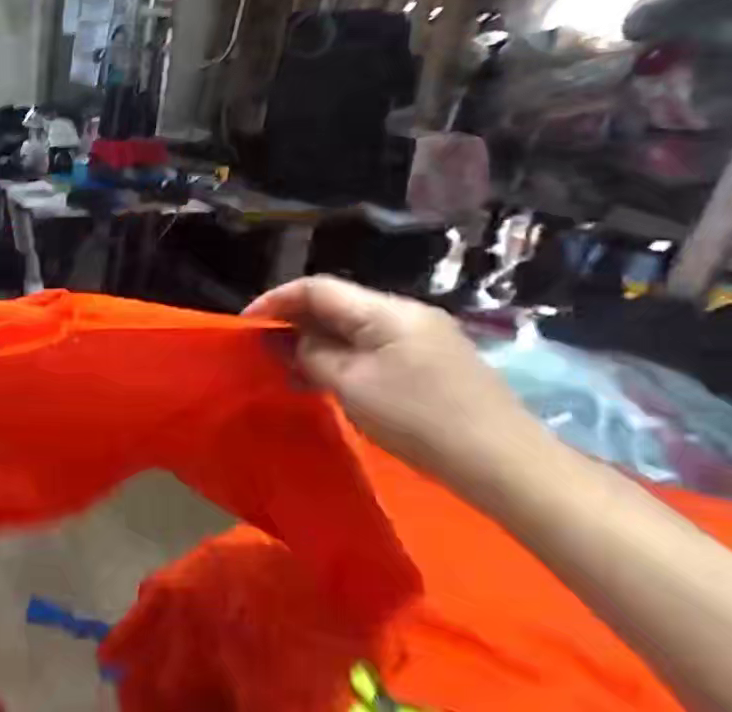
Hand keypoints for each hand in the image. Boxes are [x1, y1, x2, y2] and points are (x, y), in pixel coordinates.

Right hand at [244, 276, 537, 482]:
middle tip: (265, 347)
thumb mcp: (348, 384)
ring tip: (292, 368)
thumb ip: (309, 353)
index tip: (246, 325)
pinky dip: (344, 355)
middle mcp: (408, 314)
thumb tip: (287, 340)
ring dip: (318, 341)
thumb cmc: (419, 418)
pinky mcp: (436, 362)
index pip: (315, 287)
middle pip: (336, 303)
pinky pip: (375, 345)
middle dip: (294, 321)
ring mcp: (427, 338)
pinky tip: (331, 380)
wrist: (510, 468)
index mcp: (387, 311)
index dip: (274, 300)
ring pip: (354, 326)